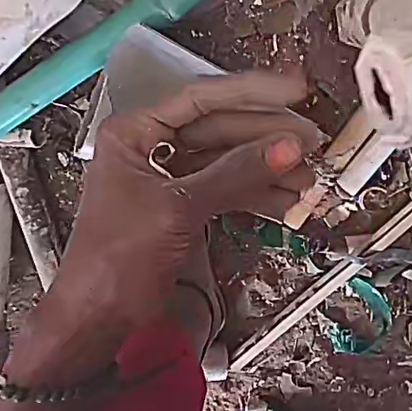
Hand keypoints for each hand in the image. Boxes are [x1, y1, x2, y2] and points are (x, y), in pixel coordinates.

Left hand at [9, 72, 321, 381]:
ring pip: (229, 163)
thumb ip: (234, 174)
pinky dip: (259, 196)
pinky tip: (289, 201)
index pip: (201, 100)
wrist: (100, 319)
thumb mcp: (178, 208)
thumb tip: (284, 147)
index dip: (253, 93)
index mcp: (134, 134)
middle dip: (268, 139)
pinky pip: (228, 191)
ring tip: (308, 178)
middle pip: (221, 130)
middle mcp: (151, 150)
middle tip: (311, 141)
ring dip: (270, 170)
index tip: (294, 91)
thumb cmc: (113, 262)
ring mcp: (169, 180)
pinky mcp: (184, 209)